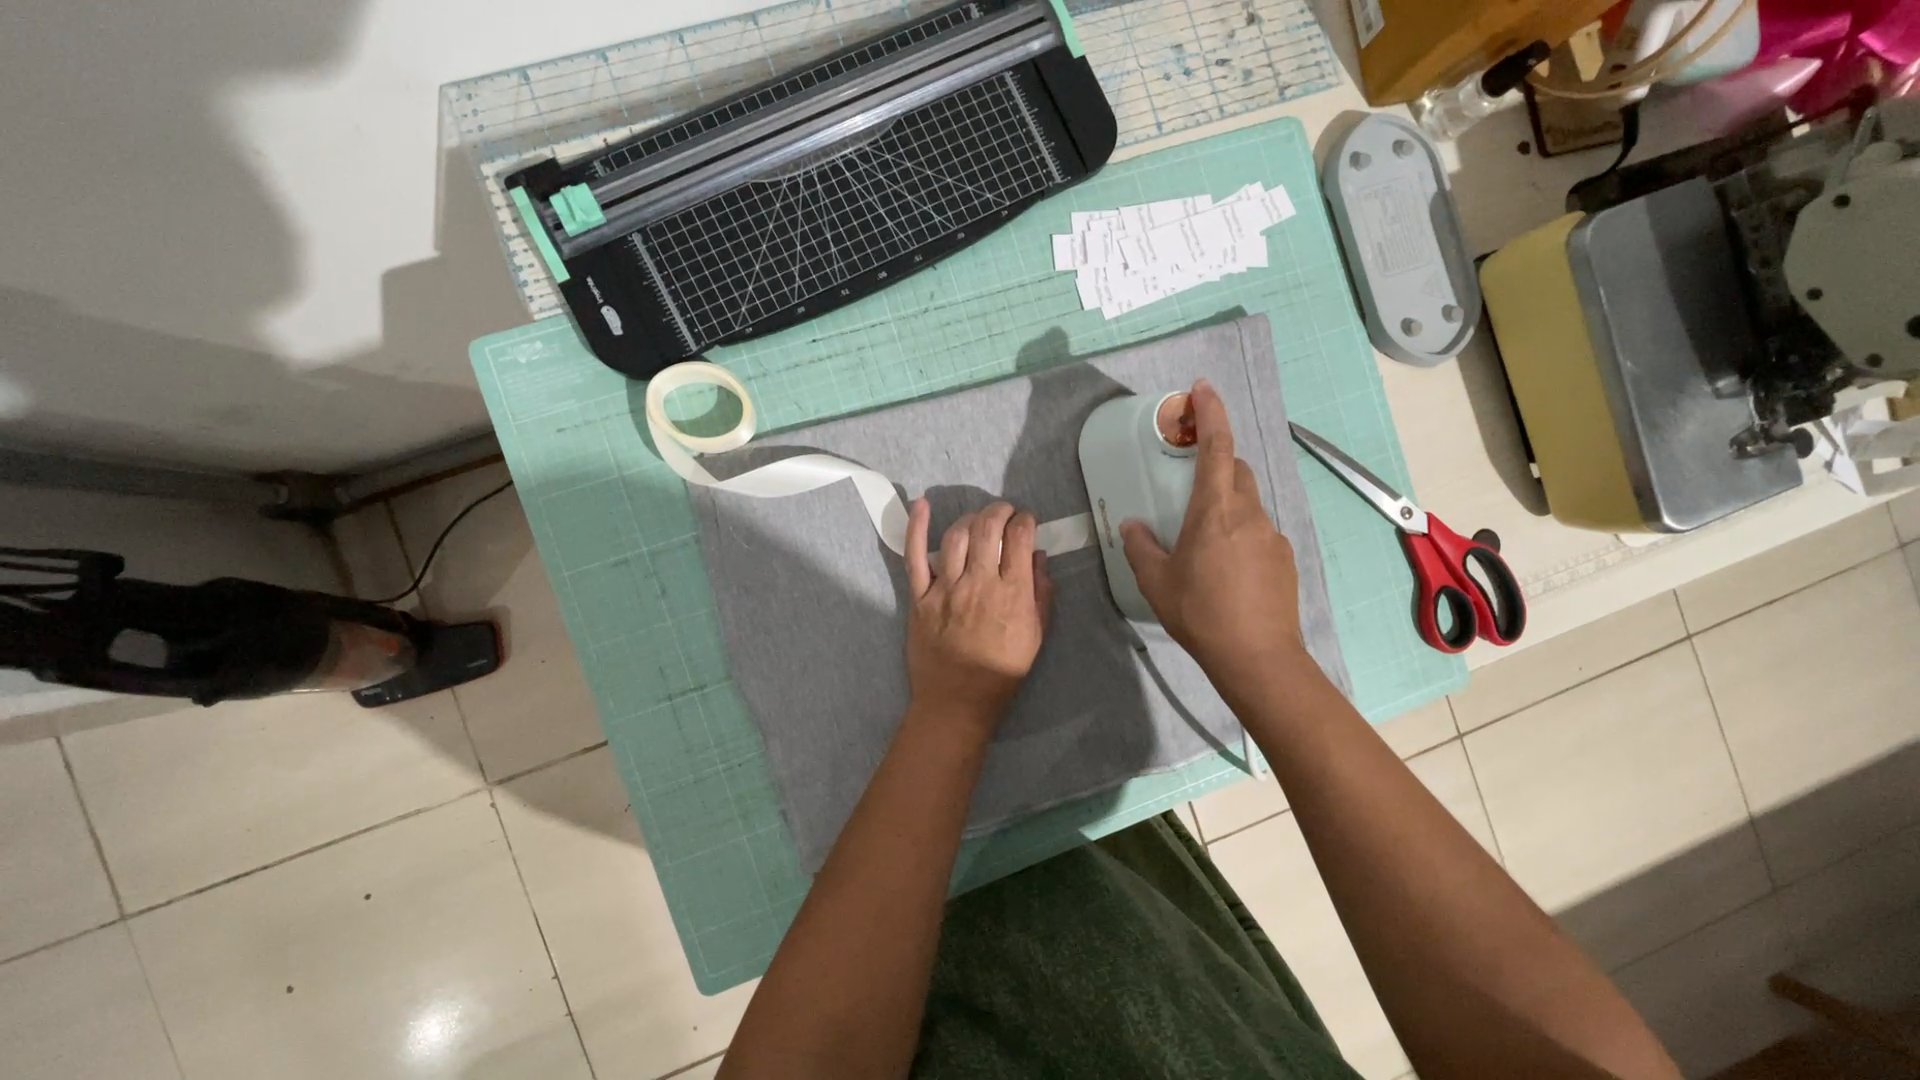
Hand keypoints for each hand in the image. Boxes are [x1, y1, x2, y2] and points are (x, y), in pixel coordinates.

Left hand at [904, 499, 1055, 735]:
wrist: (958, 701)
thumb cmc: (1002, 672)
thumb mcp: (1037, 635)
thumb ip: (1041, 594)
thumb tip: (1039, 557)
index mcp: (1012, 593)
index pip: (1020, 538)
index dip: (1026, 521)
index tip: (1027, 522)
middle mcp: (979, 583)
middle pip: (988, 528)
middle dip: (999, 511)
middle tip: (1004, 513)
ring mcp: (946, 588)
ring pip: (956, 535)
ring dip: (970, 519)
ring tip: (978, 521)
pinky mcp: (920, 597)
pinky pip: (914, 555)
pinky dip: (916, 527)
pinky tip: (921, 504)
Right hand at [1120, 379, 1306, 682]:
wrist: (1257, 656)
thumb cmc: (1200, 613)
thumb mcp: (1157, 581)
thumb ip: (1141, 547)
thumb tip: (1133, 526)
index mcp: (1215, 511)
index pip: (1217, 447)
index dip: (1211, 413)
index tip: (1202, 389)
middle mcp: (1249, 514)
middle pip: (1236, 470)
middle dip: (1217, 461)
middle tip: (1191, 478)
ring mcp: (1272, 536)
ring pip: (1248, 503)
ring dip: (1227, 503)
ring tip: (1204, 538)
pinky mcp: (1284, 558)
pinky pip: (1259, 531)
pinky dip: (1241, 533)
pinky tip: (1227, 567)